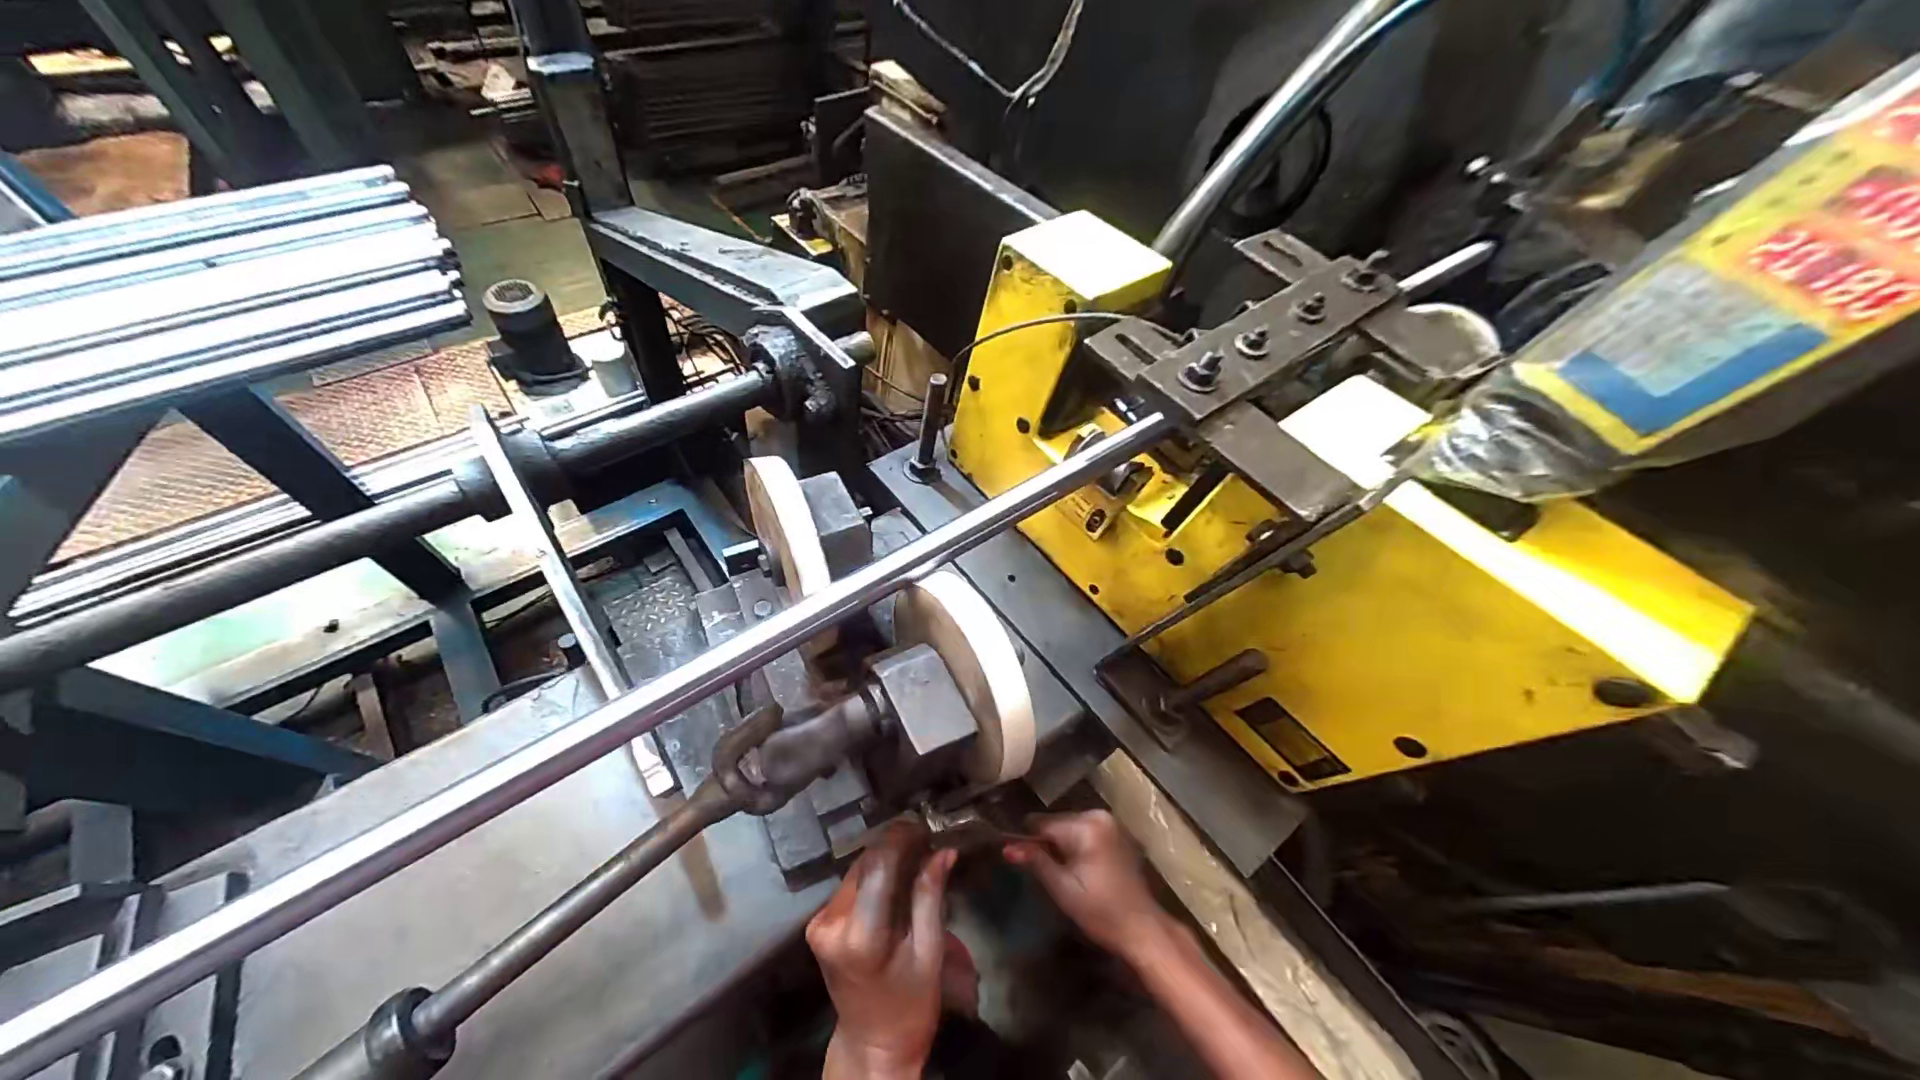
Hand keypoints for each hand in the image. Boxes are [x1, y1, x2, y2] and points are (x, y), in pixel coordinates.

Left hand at [807, 823, 957, 1079]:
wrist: (872, 1042)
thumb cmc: (910, 1005)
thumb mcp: (930, 953)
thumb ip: (930, 897)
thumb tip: (943, 850)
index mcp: (860, 935)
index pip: (878, 866)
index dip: (902, 839)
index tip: (926, 827)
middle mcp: (831, 923)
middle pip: (866, 863)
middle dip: (897, 845)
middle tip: (928, 840)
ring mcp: (820, 922)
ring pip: (858, 869)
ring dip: (886, 857)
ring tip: (917, 854)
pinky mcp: (818, 922)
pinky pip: (852, 884)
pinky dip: (875, 874)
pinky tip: (897, 876)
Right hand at [1003, 810, 1171, 961]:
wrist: (1144, 929)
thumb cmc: (1102, 912)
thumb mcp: (1063, 889)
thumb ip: (1036, 862)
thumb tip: (1006, 847)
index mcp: (1086, 826)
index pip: (1041, 823)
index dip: (1028, 842)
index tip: (1023, 861)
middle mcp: (1099, 815)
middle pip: (1056, 822)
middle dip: (1048, 844)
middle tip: (1050, 874)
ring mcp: (1110, 822)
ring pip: (1069, 826)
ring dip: (1062, 845)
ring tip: (1065, 874)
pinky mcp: (1117, 832)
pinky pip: (1085, 831)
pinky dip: (1077, 845)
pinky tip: (1082, 870)